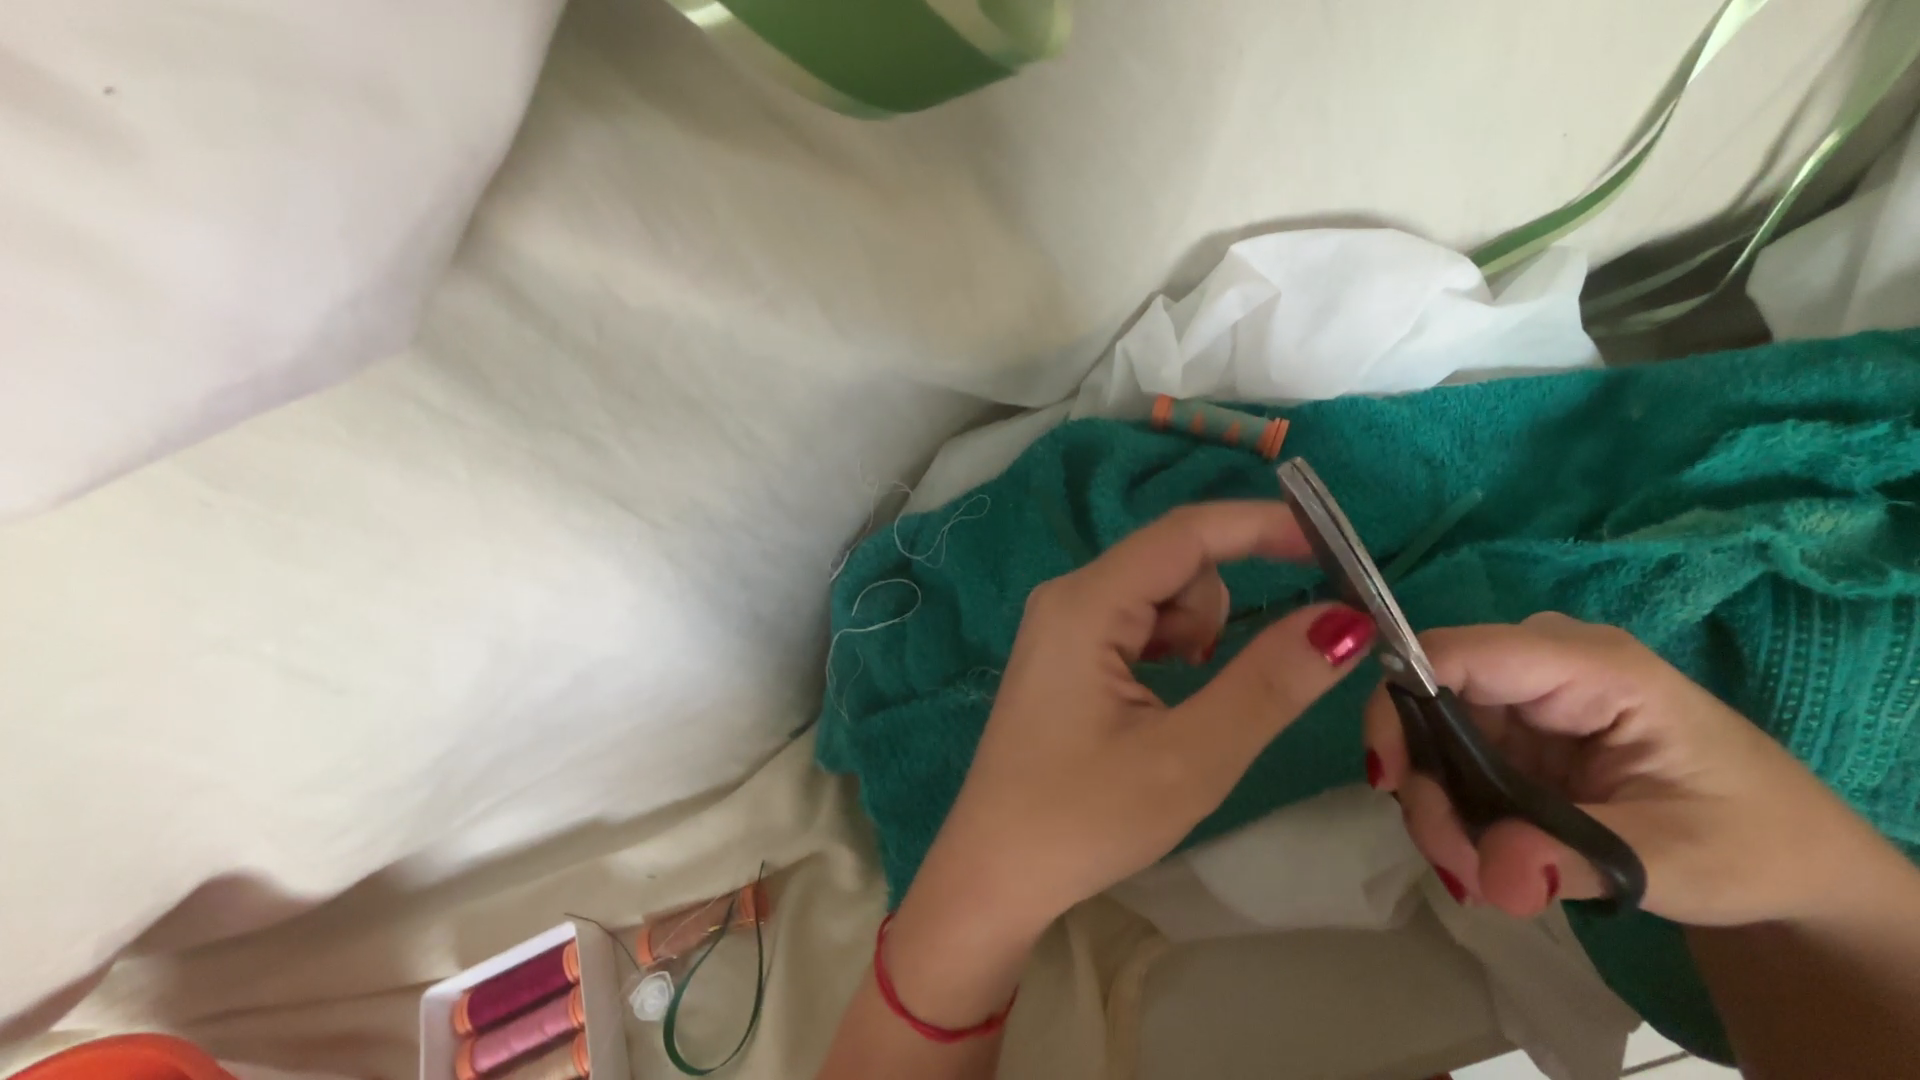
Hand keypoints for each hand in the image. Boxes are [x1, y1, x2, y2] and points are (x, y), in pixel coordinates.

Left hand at [882, 502, 1376, 1027]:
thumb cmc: (1085, 819)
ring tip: (1185, 711)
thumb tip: (1344, 619)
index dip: (1263, 526)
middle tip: (1243, 680)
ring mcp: (1061, 624)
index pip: (1186, 532)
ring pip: (1160, 595)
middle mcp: (1067, 596)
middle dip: (1224, 607)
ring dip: (1199, 635)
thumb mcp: (1191, 757)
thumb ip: (1269, 682)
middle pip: (1174, 562)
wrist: (995, 872)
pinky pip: (1138, 624)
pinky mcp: (1065, 654)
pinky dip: (1173, 650)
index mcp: (1085, 604)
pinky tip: (1164, 704)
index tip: (1336, 545)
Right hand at [1364, 613, 1898, 926]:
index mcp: (1592, 667)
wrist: (1784, 857)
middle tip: (1456, 863)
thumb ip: (1579, 862)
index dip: (1401, 702)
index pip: (1456, 654)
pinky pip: (1443, 753)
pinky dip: (1446, 806)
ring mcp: (1520, 696)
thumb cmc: (1753, 843)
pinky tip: (1482, 853)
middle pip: (1427, 695)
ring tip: (1480, 873)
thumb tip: (1489, 873)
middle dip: (1421, 778)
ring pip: (1426, 730)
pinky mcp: (1507, 728)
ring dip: (1432, 802)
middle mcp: (1541, 665)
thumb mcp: (1679, 863)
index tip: (1389, 783)